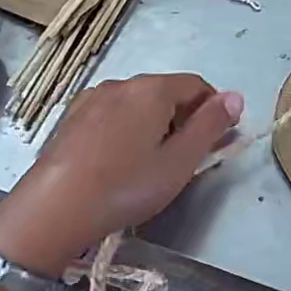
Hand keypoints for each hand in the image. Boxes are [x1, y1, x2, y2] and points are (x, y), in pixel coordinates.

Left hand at [0, 75, 243, 274]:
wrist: (56, 207)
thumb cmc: (126, 186)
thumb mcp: (179, 162)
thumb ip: (210, 127)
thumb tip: (235, 97)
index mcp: (151, 89)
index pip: (196, 85)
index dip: (214, 109)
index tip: (220, 138)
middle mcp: (119, 84)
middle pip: (164, 92)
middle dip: (183, 117)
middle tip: (188, 157)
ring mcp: (90, 100)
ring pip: (135, 105)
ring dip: (153, 125)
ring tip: (153, 164)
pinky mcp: (70, 119)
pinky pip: (110, 116)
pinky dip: (125, 131)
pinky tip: (120, 163)